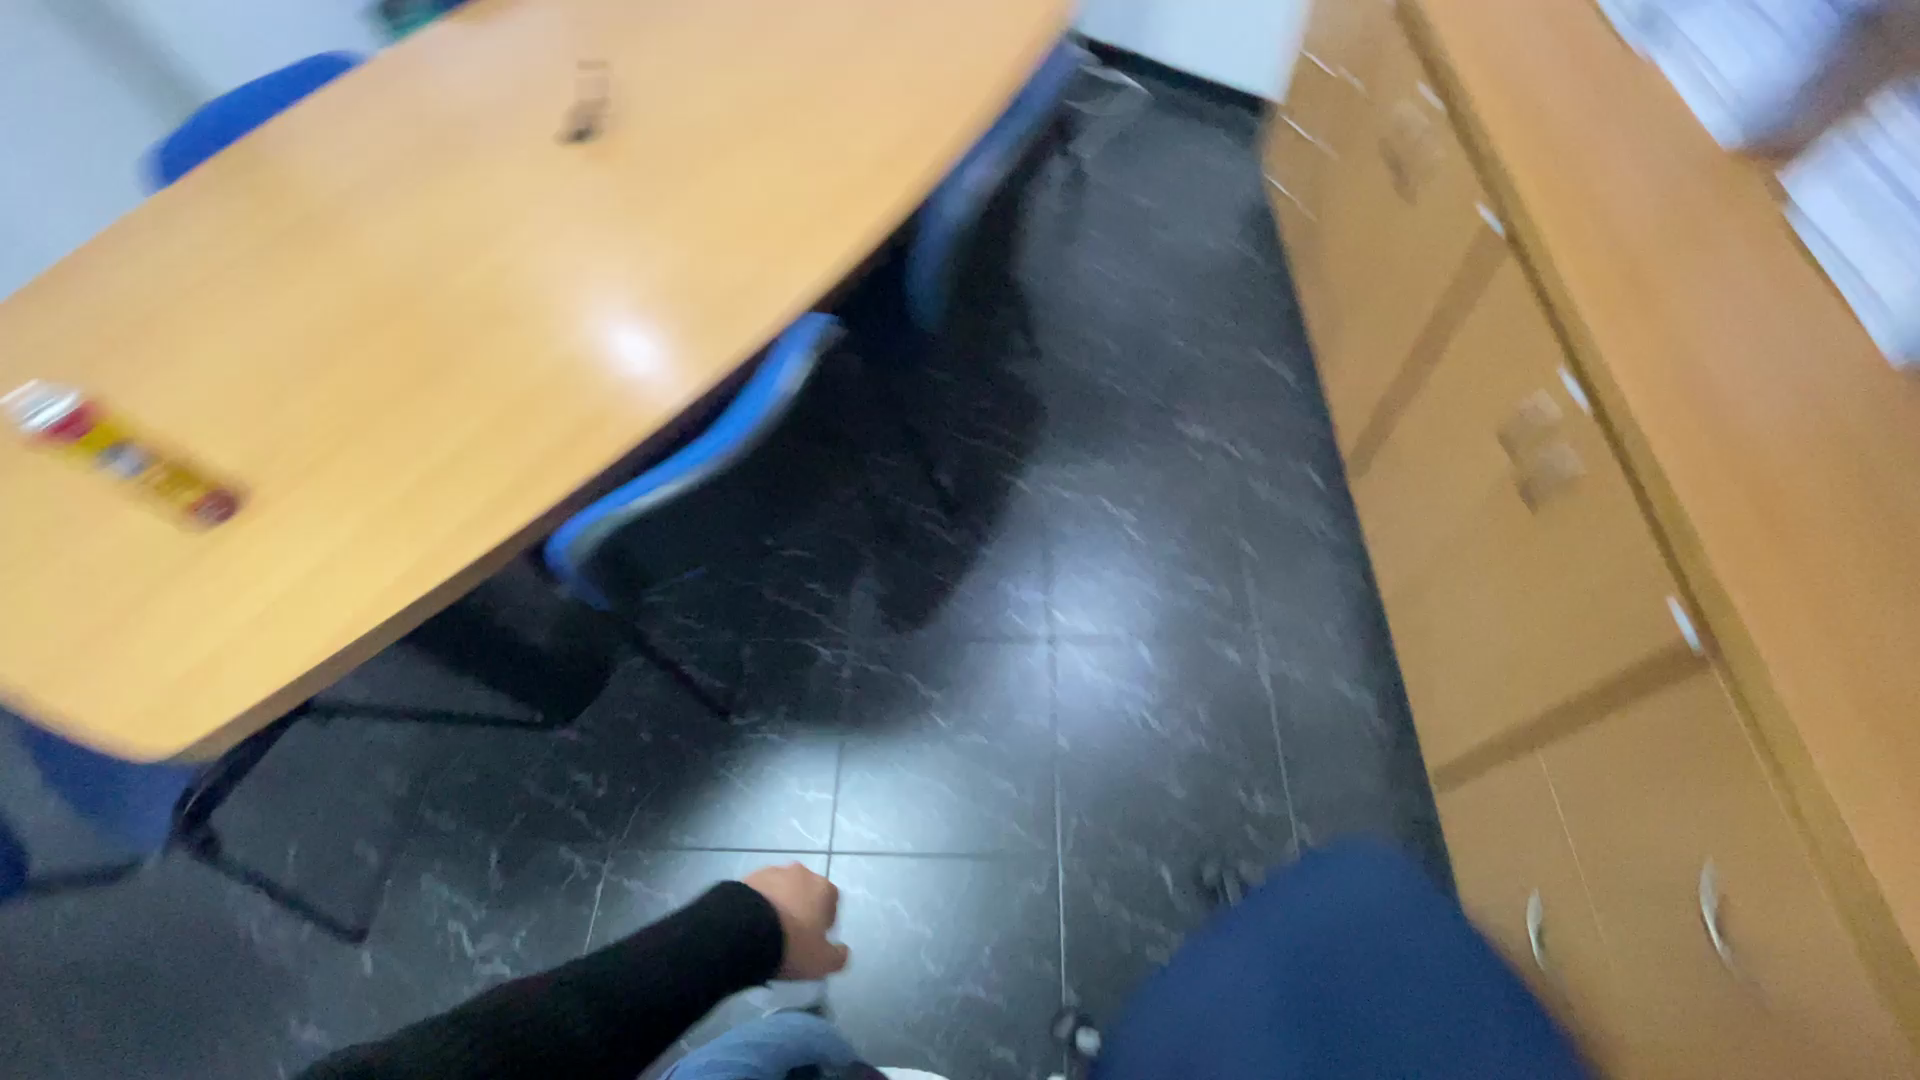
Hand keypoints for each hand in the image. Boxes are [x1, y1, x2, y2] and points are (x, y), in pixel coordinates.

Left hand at [742, 863, 850, 979]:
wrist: (745, 931)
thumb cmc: (792, 944)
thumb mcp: (821, 961)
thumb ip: (838, 956)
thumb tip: (842, 951)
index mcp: (823, 888)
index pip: (832, 902)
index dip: (824, 921)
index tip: (814, 939)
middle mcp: (802, 873)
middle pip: (806, 892)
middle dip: (801, 909)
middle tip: (791, 934)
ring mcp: (774, 872)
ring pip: (782, 889)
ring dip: (780, 904)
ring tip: (768, 929)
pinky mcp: (750, 877)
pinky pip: (761, 891)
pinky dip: (760, 903)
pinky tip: (752, 923)